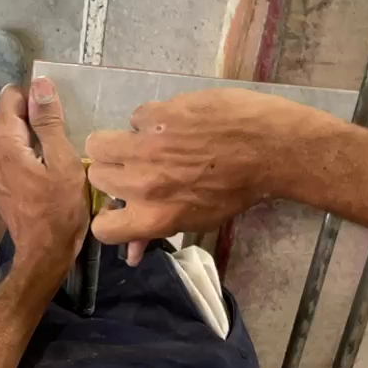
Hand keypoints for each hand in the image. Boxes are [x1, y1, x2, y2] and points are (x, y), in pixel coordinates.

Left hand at [0, 78, 88, 286]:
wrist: (44, 253)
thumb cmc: (59, 210)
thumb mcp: (63, 162)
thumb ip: (49, 122)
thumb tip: (40, 85)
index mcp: (3, 143)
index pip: (12, 97)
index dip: (37, 101)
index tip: (58, 119)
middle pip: (11, 116)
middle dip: (35, 120)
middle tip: (61, 141)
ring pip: (11, 135)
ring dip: (33, 139)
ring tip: (55, 158)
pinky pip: (10, 154)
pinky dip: (27, 155)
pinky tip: (46, 172)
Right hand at [83, 88, 346, 243]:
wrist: (271, 148)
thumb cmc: (238, 191)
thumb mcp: (197, 221)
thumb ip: (157, 233)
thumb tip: (132, 254)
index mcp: (153, 216)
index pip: (102, 228)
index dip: (108, 218)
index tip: (119, 208)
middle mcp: (143, 183)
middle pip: (96, 177)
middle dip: (111, 173)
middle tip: (134, 168)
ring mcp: (147, 145)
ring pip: (100, 143)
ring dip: (118, 144)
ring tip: (145, 143)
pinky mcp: (158, 113)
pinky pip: (136, 117)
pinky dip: (151, 121)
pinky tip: (174, 124)